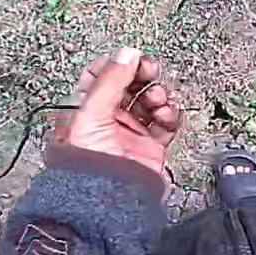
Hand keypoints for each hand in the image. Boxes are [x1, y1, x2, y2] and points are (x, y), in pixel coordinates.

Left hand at [56, 47, 181, 178]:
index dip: (119, 64)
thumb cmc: (87, 165)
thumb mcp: (91, 113)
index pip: (103, 74)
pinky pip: (165, 123)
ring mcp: (130, 132)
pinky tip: (166, 116)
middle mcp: (108, 118)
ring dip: (157, 96)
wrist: (109, 200)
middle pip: (130, 85)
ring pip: (150, 101)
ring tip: (158, 101)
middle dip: (143, 77)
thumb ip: (110, 80)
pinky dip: (169, 116)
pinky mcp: (150, 146)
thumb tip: (127, 54)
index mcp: (86, 107)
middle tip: (151, 73)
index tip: (132, 59)